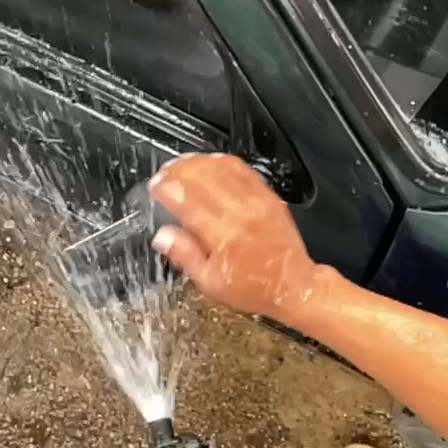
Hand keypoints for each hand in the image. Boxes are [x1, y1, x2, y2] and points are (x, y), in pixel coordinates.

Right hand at [148, 154, 321, 319]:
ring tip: (181, 162)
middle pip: (202, 179)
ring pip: (222, 170)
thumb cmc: (251, 288)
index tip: (155, 185)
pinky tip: (211, 160)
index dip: (167, 188)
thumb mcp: (209, 282)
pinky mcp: (268, 197)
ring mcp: (255, 202)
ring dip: (198, 162)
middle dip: (178, 171)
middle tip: (164, 171)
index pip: (187, 201)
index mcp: (220, 236)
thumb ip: (184, 255)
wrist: (292, 285)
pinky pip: (244, 171)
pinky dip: (225, 161)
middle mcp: (237, 214)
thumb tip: (161, 235)